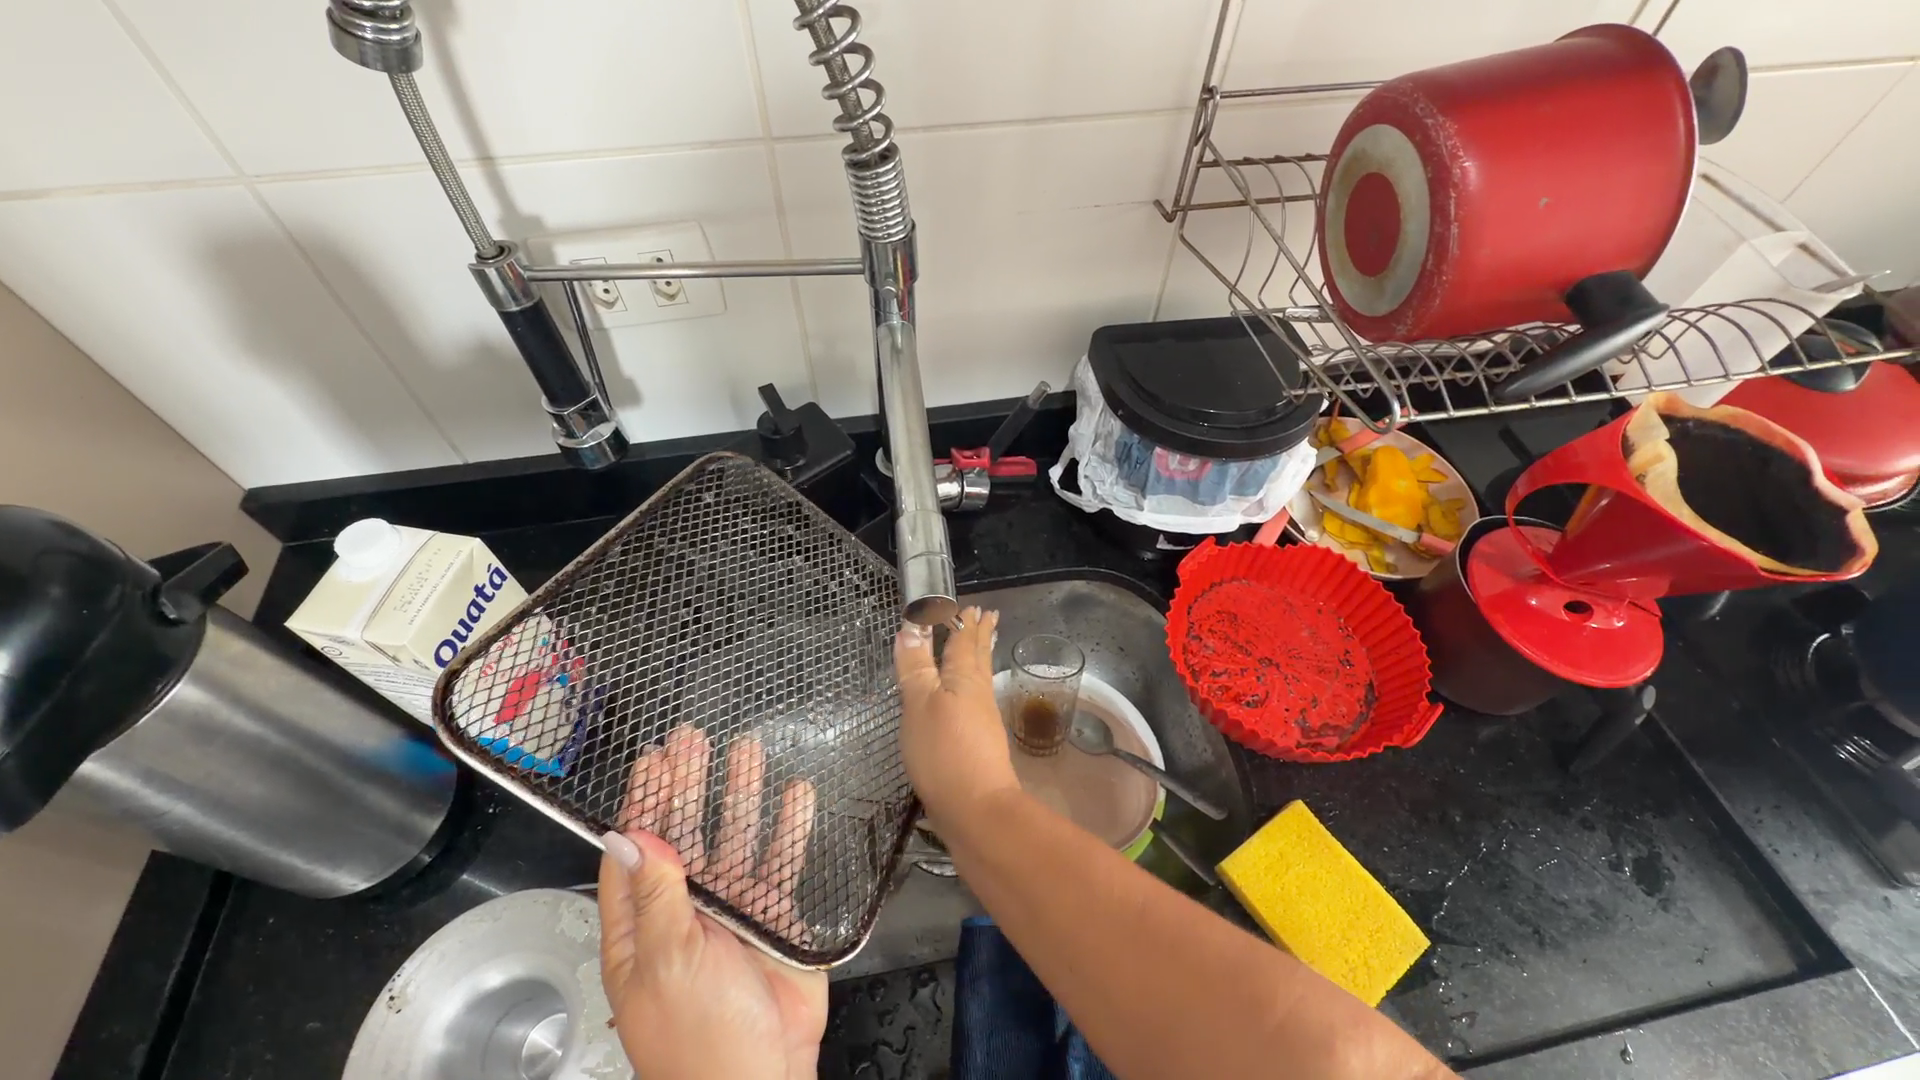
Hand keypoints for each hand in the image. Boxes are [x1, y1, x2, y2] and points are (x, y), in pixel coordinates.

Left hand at [597, 724, 826, 1079]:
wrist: (762, 1077)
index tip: (653, 757)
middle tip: (695, 737)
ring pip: (737, 838)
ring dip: (742, 795)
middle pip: (687, 832)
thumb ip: (657, 894)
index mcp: (643, 924)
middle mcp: (685, 908)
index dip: (643, 802)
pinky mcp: (775, 916)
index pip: (636, 848)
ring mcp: (733, 910)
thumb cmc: (696, 1032)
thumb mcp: (667, 961)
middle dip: (690, 785)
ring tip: (749, 750)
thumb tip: (631, 834)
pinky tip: (797, 795)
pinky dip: (790, 829)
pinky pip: (782, 862)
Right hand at [894, 606, 1018, 824]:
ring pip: (980, 678)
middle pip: (978, 657)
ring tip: (981, 646)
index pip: (963, 641)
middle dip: (980, 636)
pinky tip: (968, 696)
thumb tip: (911, 627)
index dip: (962, 623)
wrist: (976, 809)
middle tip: (988, 616)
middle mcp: (977, 694)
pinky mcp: (978, 744)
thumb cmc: (944, 751)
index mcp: (963, 678)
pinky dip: (973, 687)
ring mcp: (981, 720)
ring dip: (979, 658)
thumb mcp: (920, 704)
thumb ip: (916, 667)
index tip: (971, 605)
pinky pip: (976, 700)